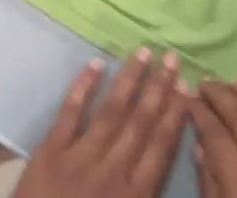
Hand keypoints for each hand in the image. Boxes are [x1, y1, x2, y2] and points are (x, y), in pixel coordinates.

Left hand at [12, 47, 189, 197]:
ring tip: (143, 52)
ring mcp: (80, 157)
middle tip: (171, 56)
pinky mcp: (51, 151)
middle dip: (158, 88)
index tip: (186, 85)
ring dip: (129, 80)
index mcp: (134, 195)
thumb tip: (167, 157)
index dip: (174, 114)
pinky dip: (83, 87)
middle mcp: (112, 170)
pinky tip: (97, 63)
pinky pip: (70, 113)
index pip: (160, 146)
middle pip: (140, 122)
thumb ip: (148, 192)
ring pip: (111, 111)